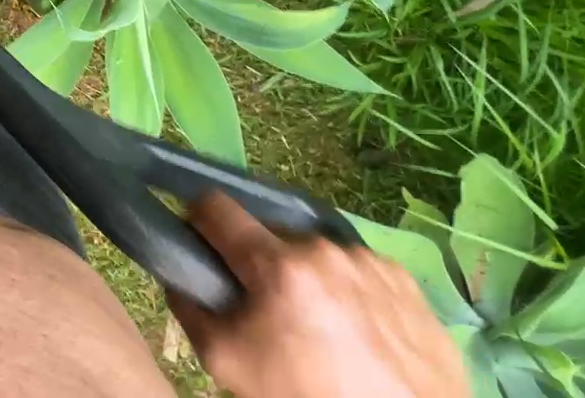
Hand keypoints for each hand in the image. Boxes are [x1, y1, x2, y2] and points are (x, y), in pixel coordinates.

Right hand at [170, 194, 466, 397]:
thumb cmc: (307, 395)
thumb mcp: (225, 361)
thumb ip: (188, 307)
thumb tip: (179, 275)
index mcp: (277, 263)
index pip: (214, 205)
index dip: (197, 220)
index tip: (201, 244)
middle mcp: (322, 248)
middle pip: (265, 230)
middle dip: (255, 256)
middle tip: (263, 300)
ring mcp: (368, 261)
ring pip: (311, 248)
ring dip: (301, 270)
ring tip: (316, 318)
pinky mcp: (405, 279)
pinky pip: (354, 266)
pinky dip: (343, 285)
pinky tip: (353, 325)